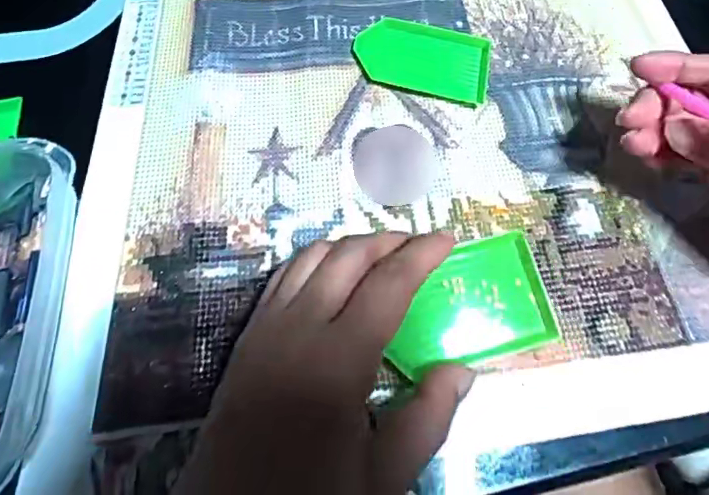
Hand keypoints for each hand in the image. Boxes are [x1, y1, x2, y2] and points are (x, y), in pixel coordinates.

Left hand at [175, 232, 473, 494]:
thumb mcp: (382, 479)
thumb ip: (428, 418)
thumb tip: (462, 369)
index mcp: (338, 361)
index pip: (388, 284)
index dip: (422, 255)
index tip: (447, 238)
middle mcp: (299, 329)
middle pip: (349, 257)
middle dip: (389, 241)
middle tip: (418, 245)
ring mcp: (266, 329)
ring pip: (313, 256)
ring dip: (352, 246)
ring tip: (381, 254)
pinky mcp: (246, 337)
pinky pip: (283, 274)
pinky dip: (316, 259)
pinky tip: (331, 271)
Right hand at [616, 52, 708, 302]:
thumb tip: (676, 126)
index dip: (680, 67)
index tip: (638, 68)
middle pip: (700, 102)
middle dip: (661, 105)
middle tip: (630, 125)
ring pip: (691, 130)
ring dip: (658, 132)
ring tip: (632, 146)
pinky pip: (695, 161)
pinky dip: (669, 157)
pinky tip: (649, 159)